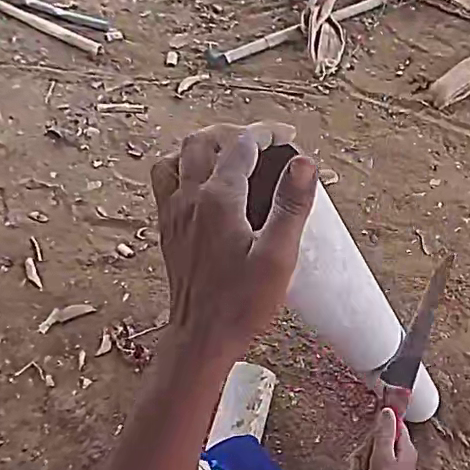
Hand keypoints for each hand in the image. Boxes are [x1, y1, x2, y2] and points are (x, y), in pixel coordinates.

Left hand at [150, 122, 314, 360]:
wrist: (202, 336)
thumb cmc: (242, 303)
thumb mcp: (278, 256)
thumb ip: (291, 206)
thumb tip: (304, 163)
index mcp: (219, 200)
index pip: (241, 146)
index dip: (266, 134)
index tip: (287, 136)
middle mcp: (190, 199)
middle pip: (202, 142)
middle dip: (233, 132)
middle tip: (260, 141)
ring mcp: (174, 213)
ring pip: (177, 157)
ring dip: (202, 146)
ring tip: (228, 154)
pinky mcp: (168, 229)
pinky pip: (165, 181)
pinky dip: (182, 168)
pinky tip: (202, 184)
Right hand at [362, 406, 429, 469]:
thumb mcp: (383, 458)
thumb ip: (384, 434)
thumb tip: (388, 411)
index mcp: (404, 448)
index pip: (393, 426)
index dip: (378, 430)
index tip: (369, 441)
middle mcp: (397, 458)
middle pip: (374, 443)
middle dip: (361, 454)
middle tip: (361, 466)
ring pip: (365, 459)